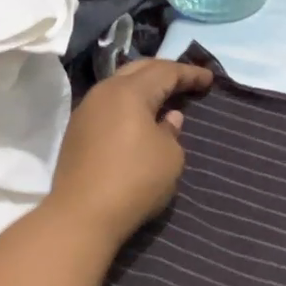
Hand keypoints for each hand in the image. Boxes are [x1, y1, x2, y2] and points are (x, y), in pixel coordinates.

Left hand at [44, 59, 214, 243]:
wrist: (82, 214)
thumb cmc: (135, 181)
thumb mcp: (170, 157)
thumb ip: (172, 132)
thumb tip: (167, 118)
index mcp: (130, 92)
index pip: (165, 71)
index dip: (189, 73)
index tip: (209, 79)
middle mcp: (104, 93)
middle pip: (138, 71)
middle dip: (164, 72)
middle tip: (185, 80)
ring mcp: (85, 111)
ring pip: (119, 87)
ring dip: (143, 88)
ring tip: (162, 98)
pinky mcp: (76, 132)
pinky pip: (108, 106)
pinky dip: (127, 105)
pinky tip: (137, 118)